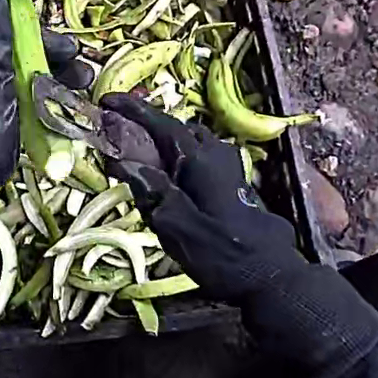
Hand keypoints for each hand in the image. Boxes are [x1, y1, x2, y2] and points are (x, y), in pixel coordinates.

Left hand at [0, 0, 91, 187]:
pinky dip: (63, 82)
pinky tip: (76, 92)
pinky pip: (45, 80)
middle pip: (27, 27)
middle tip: (70, 48)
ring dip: (64, 61)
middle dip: (52, 34)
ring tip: (79, 75)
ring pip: (41, 54)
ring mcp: (2, 76)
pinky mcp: (16, 98)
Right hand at [99, 93, 307, 301]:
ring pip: (189, 141)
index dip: (132, 110)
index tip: (106, 100)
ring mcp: (228, 166)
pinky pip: (198, 155)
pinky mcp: (233, 182)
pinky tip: (167, 176)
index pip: (161, 123)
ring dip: (162, 142)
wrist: (271, 278)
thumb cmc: (222, 254)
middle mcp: (215, 153)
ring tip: (136, 154)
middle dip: (145, 125)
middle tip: (117, 131)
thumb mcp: (176, 226)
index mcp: (199, 159)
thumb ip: (150, 189)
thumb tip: (123, 160)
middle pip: (175, 128)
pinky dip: (176, 156)